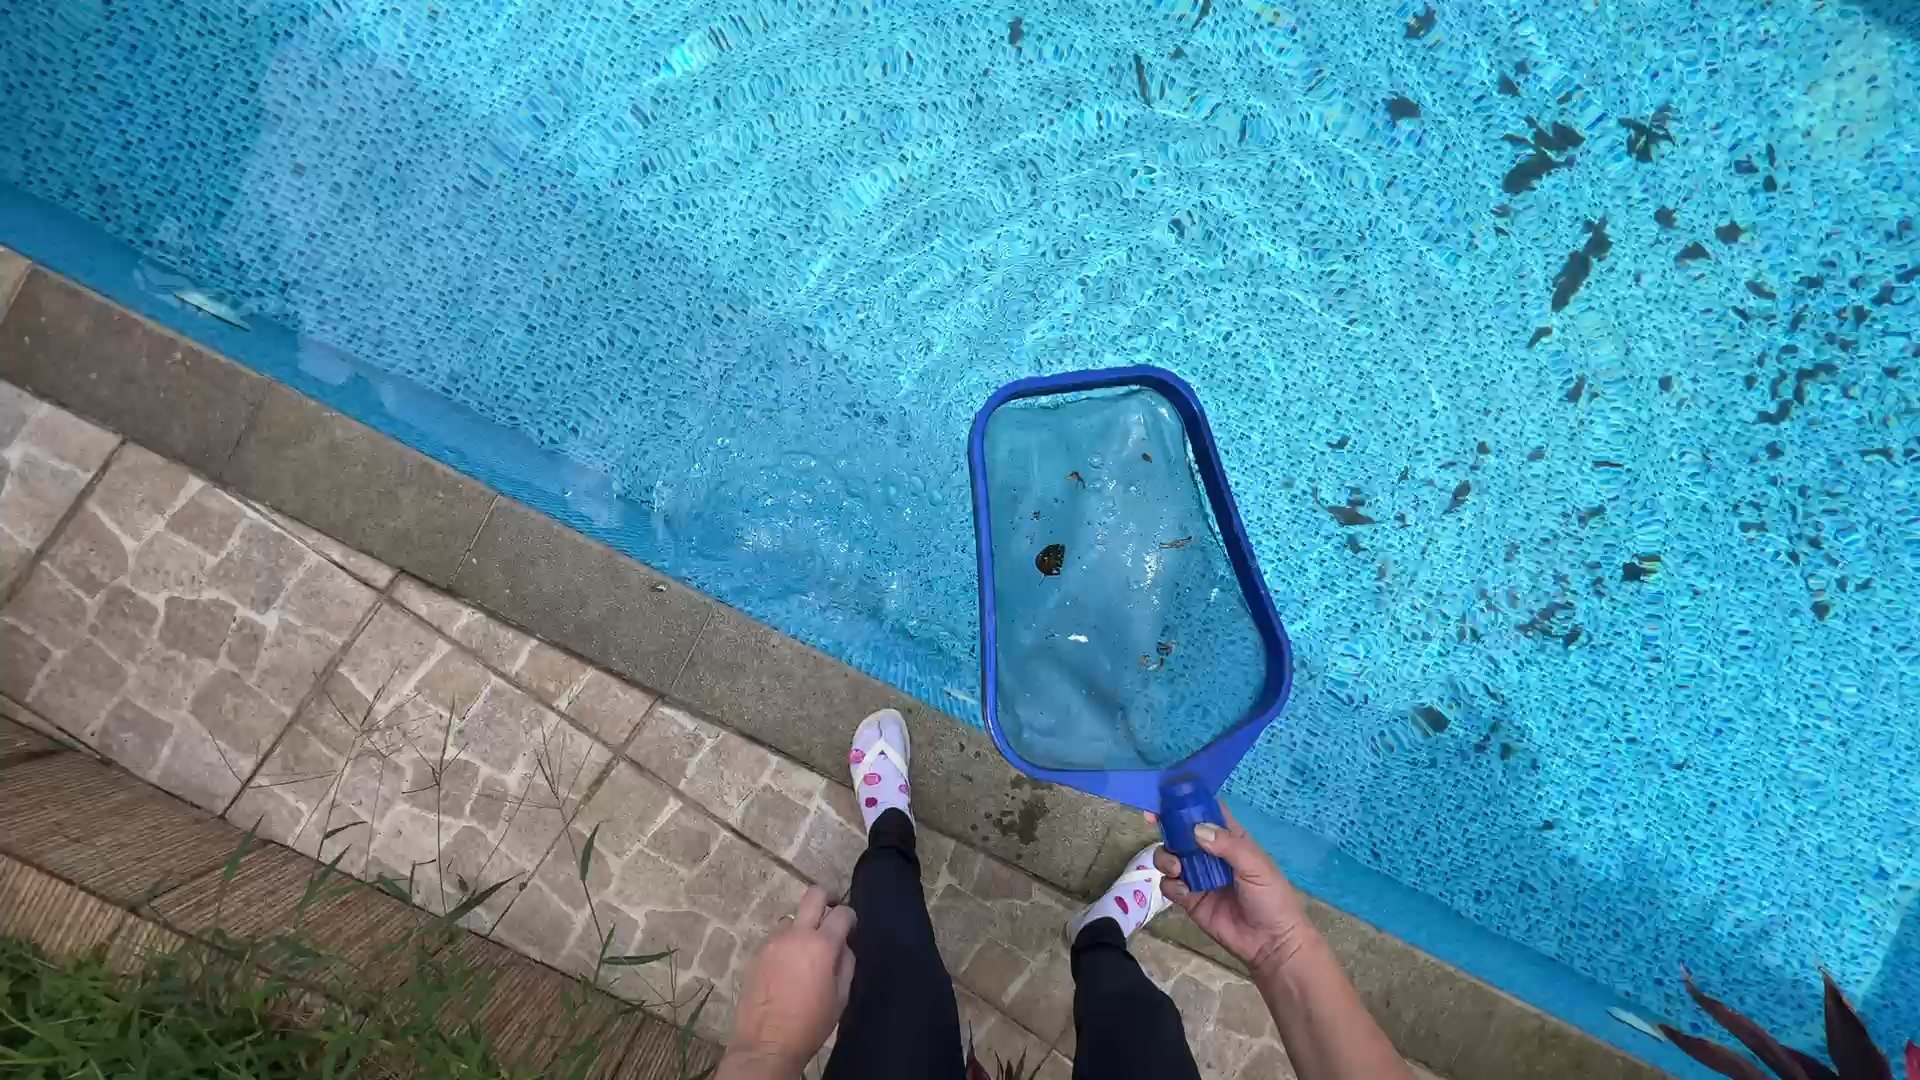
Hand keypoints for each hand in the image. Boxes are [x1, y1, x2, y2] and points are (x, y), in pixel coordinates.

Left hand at [724, 887, 855, 1075]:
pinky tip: (785, 967)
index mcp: (822, 945)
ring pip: (792, 918)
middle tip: (832, 910)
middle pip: (814, 894)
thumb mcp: (841, 997)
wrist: (766, 1045)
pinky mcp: (756, 953)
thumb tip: (843, 944)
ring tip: (802, 952)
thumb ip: (846, 962)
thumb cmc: (810, 1024)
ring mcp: (773, 941)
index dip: (850, 917)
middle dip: (828, 896)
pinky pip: (776, 937)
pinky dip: (784, 944)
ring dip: (802, 927)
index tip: (851, 927)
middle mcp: (797, 935)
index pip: (842, 912)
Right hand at [1149, 808, 1314, 977]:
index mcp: (1229, 838)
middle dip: (1165, 824)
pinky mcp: (1189, 898)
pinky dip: (1170, 884)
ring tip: (1177, 869)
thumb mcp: (1257, 866)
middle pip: (1180, 830)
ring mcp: (1197, 874)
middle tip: (1152, 820)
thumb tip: (1196, 830)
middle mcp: (1209, 852)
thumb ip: (1228, 845)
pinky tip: (1184, 892)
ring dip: (1166, 857)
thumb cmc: (1272, 899)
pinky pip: (1169, 884)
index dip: (1187, 801)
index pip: (1205, 811)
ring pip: (1169, 855)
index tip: (1167, 796)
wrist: (1271, 945)